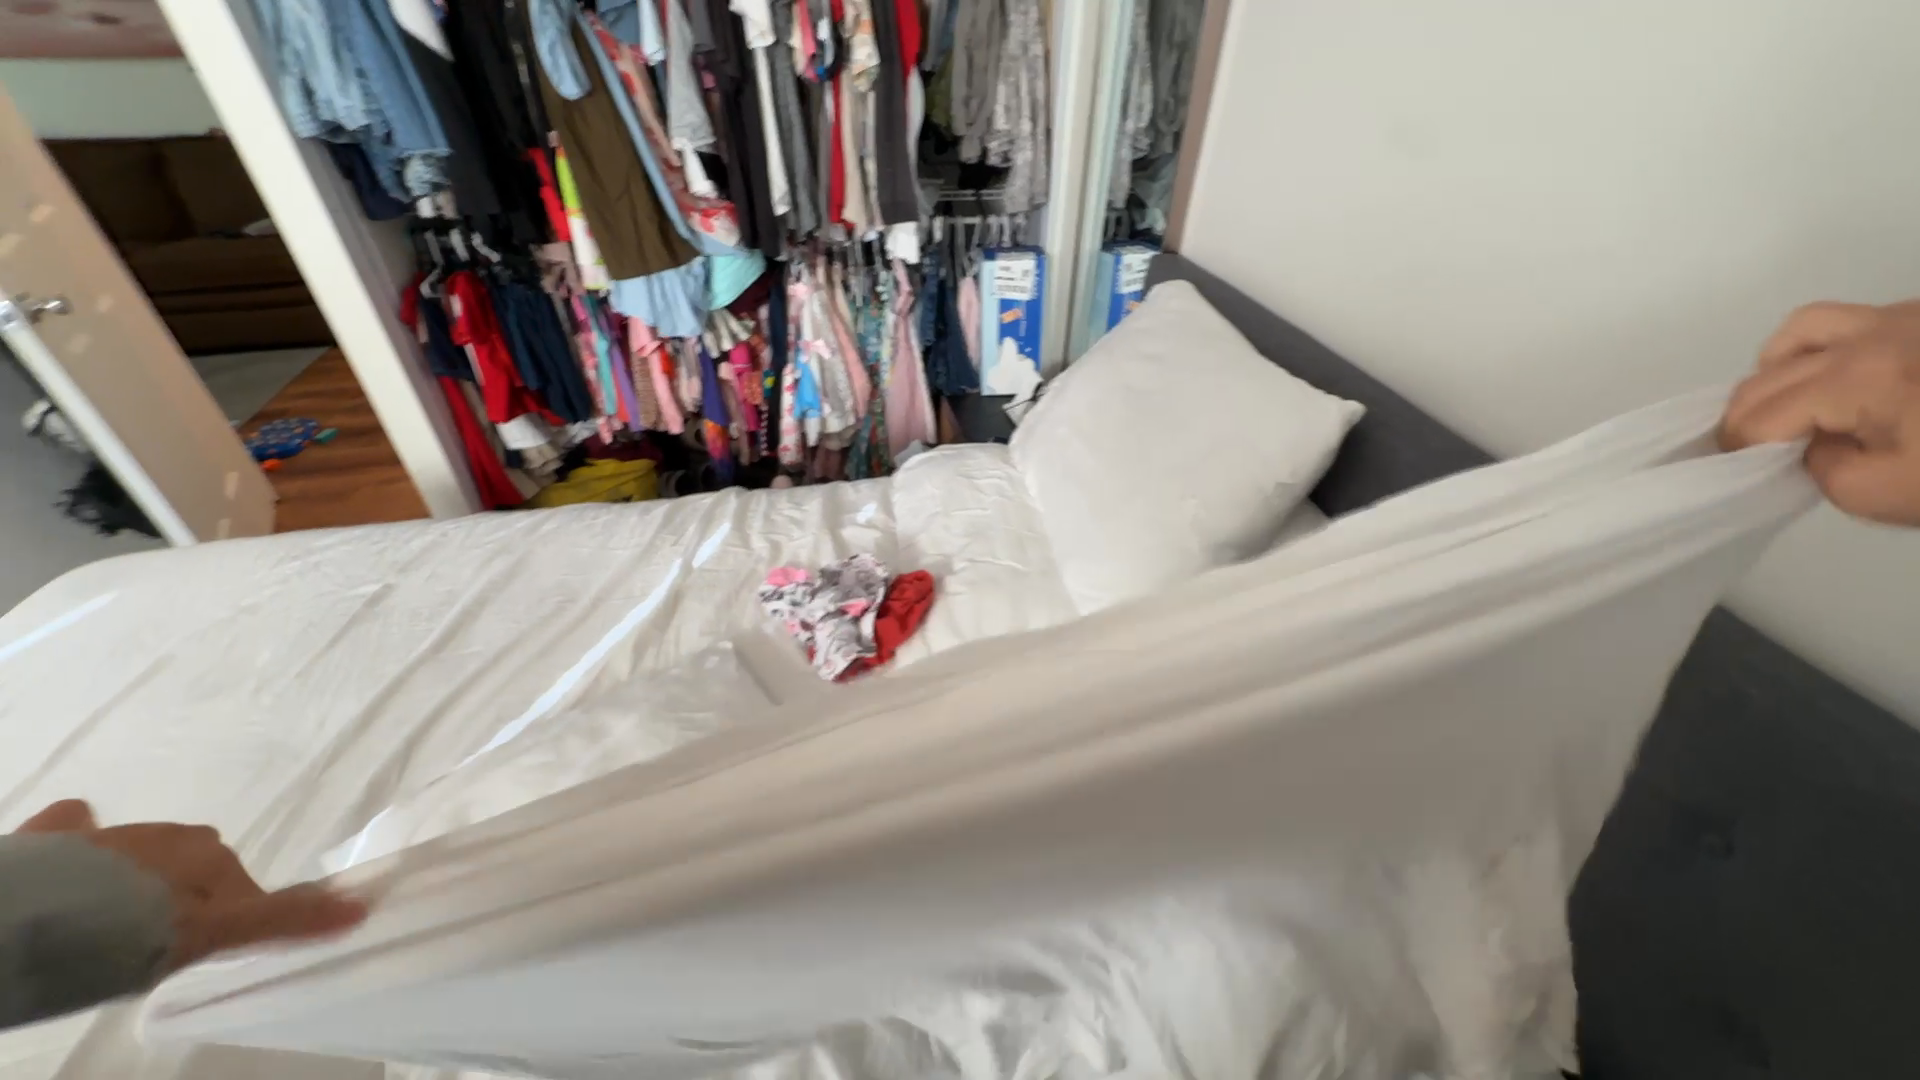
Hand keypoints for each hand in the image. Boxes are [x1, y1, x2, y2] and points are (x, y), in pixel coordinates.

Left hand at [14, 800, 365, 970]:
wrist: (27, 913)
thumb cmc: (130, 926)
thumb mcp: (210, 933)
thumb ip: (281, 918)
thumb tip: (360, 906)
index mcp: (212, 856)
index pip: (236, 886)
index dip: (229, 914)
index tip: (210, 943)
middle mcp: (174, 835)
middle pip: (191, 864)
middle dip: (183, 889)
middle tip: (157, 934)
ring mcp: (112, 834)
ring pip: (141, 850)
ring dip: (135, 875)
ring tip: (106, 915)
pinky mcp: (52, 835)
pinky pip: (73, 827)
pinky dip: (80, 832)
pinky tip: (77, 833)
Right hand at [1719, 301, 1919, 524]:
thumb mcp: (1891, 496)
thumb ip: (1823, 472)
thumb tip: (1809, 447)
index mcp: (1857, 379)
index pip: (1759, 418)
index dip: (1737, 451)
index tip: (1739, 474)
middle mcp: (1871, 337)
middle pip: (1766, 377)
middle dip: (1746, 418)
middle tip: (1757, 453)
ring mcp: (1906, 320)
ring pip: (1800, 332)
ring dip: (1775, 372)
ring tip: (1791, 405)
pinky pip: (1849, 320)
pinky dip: (1820, 349)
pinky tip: (1839, 380)